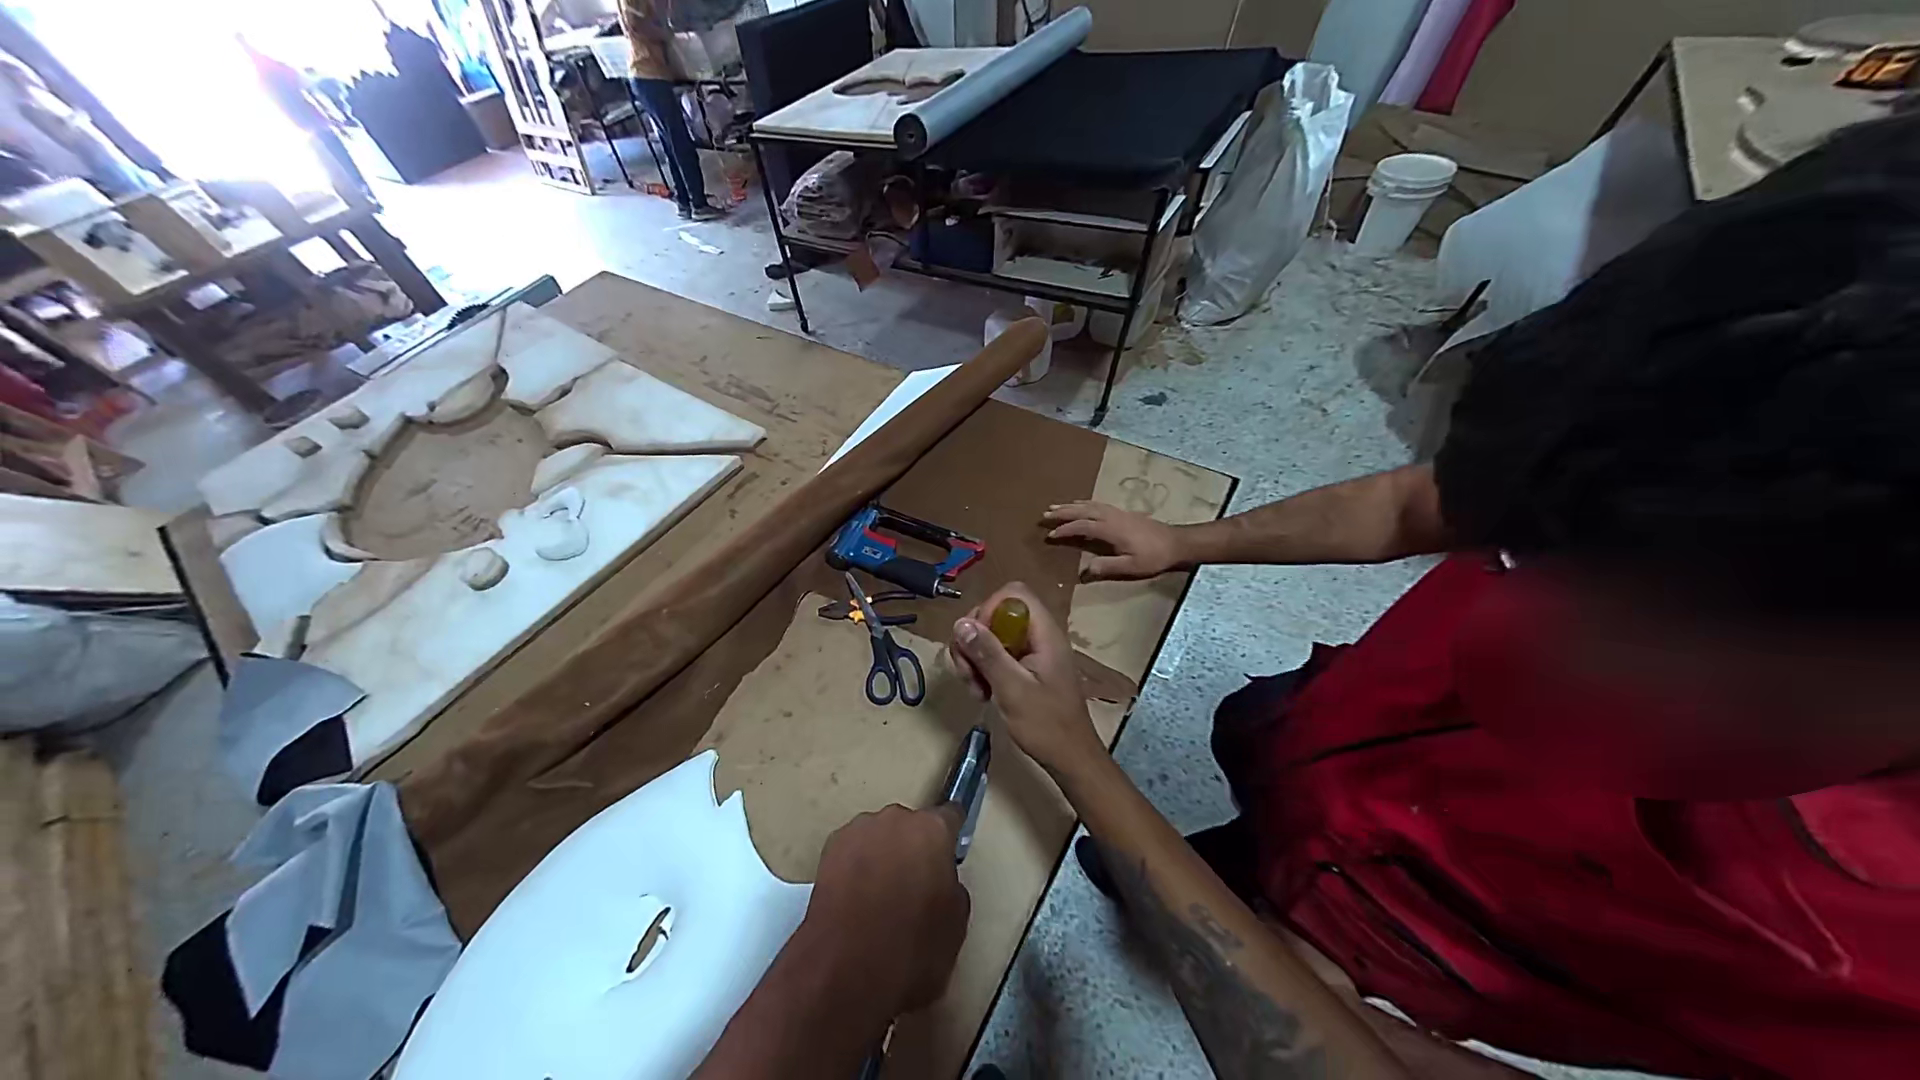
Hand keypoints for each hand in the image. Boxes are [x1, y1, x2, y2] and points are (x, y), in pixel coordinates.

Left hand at [797, 805, 970, 1014]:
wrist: (847, 971)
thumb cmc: (910, 949)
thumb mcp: (956, 922)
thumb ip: (952, 884)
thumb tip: (940, 880)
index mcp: (933, 831)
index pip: (950, 817)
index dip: (949, 837)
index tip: (947, 852)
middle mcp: (896, 820)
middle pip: (910, 827)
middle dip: (912, 849)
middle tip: (912, 888)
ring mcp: (859, 830)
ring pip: (879, 836)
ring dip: (882, 856)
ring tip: (879, 898)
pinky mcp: (830, 848)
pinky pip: (852, 851)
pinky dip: (855, 867)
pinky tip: (855, 899)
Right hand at [947, 583, 1105, 773]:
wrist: (1070, 758)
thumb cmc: (1047, 726)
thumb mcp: (1013, 689)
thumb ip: (988, 654)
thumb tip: (961, 623)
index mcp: (1044, 633)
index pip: (1012, 594)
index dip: (987, 610)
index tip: (976, 642)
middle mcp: (1038, 635)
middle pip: (995, 614)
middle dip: (974, 639)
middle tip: (969, 672)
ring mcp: (1031, 651)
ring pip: (991, 635)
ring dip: (974, 658)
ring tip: (976, 689)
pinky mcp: (1024, 666)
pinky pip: (996, 654)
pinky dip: (983, 670)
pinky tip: (982, 694)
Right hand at [1042, 502, 1187, 581]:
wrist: (1176, 543)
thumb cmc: (1154, 557)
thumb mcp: (1131, 567)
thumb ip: (1107, 567)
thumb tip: (1084, 571)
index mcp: (1111, 529)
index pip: (1082, 526)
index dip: (1065, 529)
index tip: (1050, 534)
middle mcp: (1112, 517)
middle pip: (1082, 511)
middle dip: (1063, 512)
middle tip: (1044, 514)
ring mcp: (1117, 512)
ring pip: (1089, 505)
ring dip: (1071, 505)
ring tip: (1056, 507)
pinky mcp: (1123, 513)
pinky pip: (1097, 504)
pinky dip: (1084, 503)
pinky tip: (1080, 505)